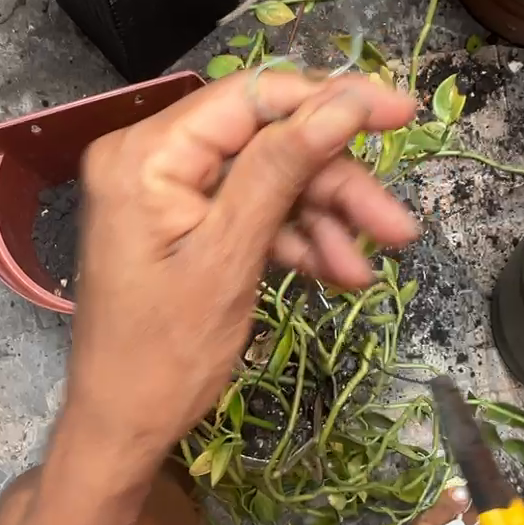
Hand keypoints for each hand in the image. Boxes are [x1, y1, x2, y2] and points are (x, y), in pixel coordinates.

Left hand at [63, 71, 418, 461]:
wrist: (123, 427)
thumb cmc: (165, 357)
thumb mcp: (228, 260)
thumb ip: (281, 170)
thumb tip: (344, 102)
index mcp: (145, 155)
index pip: (250, 97)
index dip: (331, 100)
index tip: (400, 113)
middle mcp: (150, 159)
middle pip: (265, 142)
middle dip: (333, 184)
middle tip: (394, 227)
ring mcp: (166, 195)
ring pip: (267, 182)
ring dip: (323, 220)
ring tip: (362, 270)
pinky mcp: (183, 226)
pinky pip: (250, 215)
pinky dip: (294, 241)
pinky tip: (335, 275)